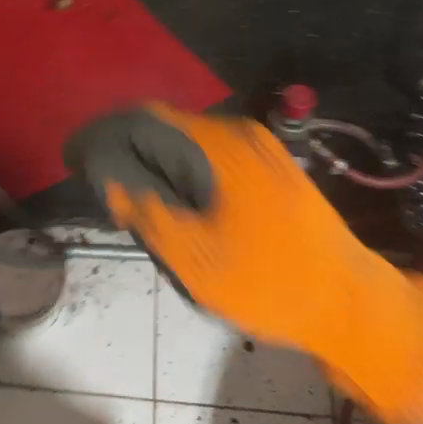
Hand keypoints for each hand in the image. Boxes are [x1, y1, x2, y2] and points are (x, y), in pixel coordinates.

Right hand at [66, 104, 422, 423]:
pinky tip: (171, 204)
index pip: (141, 119)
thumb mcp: (194, 256)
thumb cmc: (270, 283)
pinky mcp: (269, 168)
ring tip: (130, 201)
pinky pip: (208, 156)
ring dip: (151, 163)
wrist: (351, 304)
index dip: (99, 135)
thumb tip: (102, 170)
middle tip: (98, 187)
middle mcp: (239, 134)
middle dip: (123, 150)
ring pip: (185, 142)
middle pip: (163, 126)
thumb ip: (144, 207)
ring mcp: (259, 149)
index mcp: (219, 147)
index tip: (71, 159)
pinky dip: (179, 171)